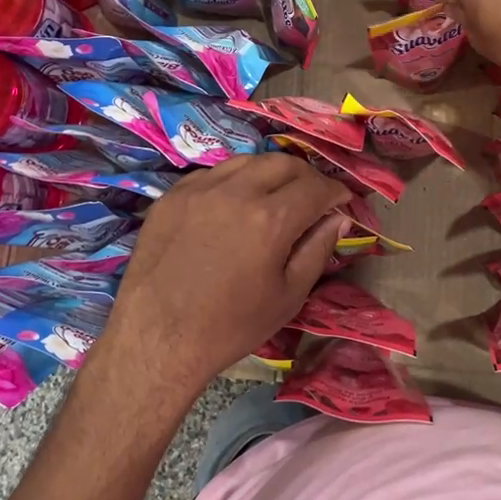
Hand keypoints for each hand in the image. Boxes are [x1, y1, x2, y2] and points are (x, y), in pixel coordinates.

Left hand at [99, 153, 351, 395]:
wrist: (157, 337)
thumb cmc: (230, 326)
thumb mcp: (288, 296)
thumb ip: (317, 250)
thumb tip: (337, 219)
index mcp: (270, 219)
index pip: (315, 187)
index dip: (335, 191)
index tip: (342, 201)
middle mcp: (236, 191)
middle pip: (282, 163)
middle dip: (305, 176)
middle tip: (311, 196)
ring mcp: (200, 188)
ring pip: (246, 162)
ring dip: (268, 173)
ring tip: (273, 196)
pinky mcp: (173, 195)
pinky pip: (213, 174)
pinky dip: (233, 181)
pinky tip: (233, 204)